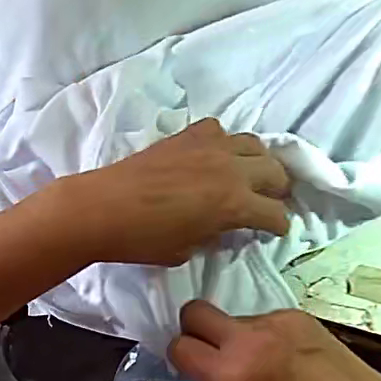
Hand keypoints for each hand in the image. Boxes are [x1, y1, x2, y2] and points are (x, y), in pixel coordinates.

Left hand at [58, 118, 290, 266]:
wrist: (102, 208)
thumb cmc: (141, 239)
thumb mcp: (186, 249)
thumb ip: (212, 234)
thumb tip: (221, 226)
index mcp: (234, 203)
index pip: (274, 213)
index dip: (278, 225)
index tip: (275, 230)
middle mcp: (231, 169)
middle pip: (275, 171)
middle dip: (278, 189)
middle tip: (269, 200)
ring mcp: (210, 147)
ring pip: (253, 144)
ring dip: (258, 161)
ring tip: (249, 174)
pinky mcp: (187, 135)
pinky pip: (219, 130)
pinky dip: (224, 143)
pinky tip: (213, 156)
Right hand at [168, 300, 380, 380]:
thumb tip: (214, 368)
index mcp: (231, 373)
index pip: (179, 346)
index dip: (182, 356)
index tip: (193, 366)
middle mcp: (248, 339)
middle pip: (194, 311)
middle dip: (195, 328)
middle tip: (212, 350)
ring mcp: (276, 321)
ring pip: (234, 317)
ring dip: (237, 335)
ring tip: (267, 363)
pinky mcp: (299, 314)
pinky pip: (264, 320)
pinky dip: (266, 335)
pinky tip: (291, 358)